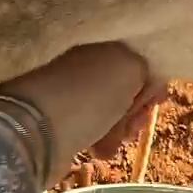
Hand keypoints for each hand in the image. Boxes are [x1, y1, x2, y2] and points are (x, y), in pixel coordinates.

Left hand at [0, 43, 159, 183]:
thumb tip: (146, 82)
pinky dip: (99, 140)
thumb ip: (144, 67)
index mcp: (91, 41)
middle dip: (135, 107)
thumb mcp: (130, 67)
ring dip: (120, 127)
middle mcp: (75, 62)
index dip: (147, 78)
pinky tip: (100, 151)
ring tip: (121, 139)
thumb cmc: (88, 94)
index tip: (156, 100)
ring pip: (106, 109)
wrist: (36, 134)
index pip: (129, 54)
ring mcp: (62, 93)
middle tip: (136, 122)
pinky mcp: (54, 124)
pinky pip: (88, 129)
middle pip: (119, 84)